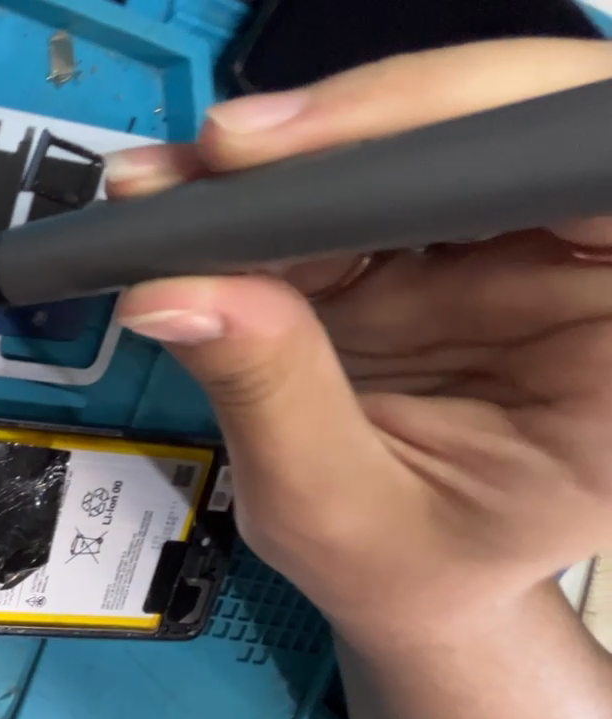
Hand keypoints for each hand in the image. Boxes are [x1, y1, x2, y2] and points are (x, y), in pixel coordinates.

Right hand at [102, 40, 611, 639]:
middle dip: (347, 133)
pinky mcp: (416, 254)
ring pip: (405, 152)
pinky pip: (334, 201)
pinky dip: (246, 204)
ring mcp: (503, 250)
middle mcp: (596, 264)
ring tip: (161, 185)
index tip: (295, 152)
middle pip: (500, 133)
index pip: (597, 164)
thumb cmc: (402, 567)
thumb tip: (168, 294)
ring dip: (271, 165)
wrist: (401, 584)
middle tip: (212, 155)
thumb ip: (267, 396)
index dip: (461, 124)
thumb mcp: (327, 506)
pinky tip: (174, 206)